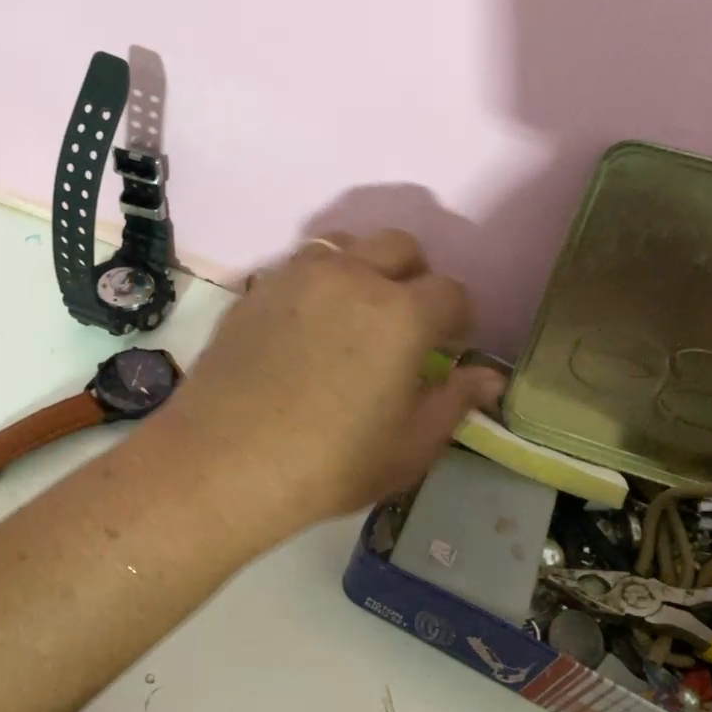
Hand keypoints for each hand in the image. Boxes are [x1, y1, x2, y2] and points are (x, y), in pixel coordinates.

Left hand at [140, 229, 503, 545]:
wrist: (222, 464)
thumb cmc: (329, 465)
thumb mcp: (408, 448)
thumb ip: (454, 403)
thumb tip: (489, 377)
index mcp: (403, 313)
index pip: (452, 292)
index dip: (459, 320)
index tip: (450, 347)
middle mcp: (353, 277)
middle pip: (401, 248)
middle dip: (415, 279)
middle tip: (405, 325)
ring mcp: (298, 276)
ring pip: (347, 246)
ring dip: (364, 269)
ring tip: (355, 315)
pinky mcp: (257, 288)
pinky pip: (300, 265)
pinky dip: (318, 283)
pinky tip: (307, 327)